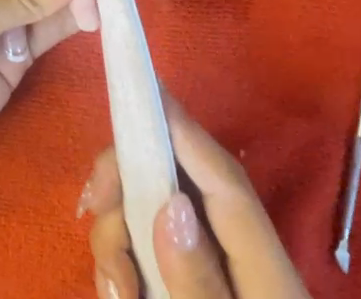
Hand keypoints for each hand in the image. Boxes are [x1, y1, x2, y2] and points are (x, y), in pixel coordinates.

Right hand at [82, 96, 306, 298]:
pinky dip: (120, 263)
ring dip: (116, 237)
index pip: (226, 183)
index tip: (143, 83)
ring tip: (117, 290)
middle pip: (178, 186)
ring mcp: (209, 273)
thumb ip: (199, 283)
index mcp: (267, 271)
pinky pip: (142, 251)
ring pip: (150, 217)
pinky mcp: (182, 287)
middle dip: (127, 185)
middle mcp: (239, 260)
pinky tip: (119, 293)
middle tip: (93, 206)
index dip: (184, 130)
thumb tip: (170, 206)